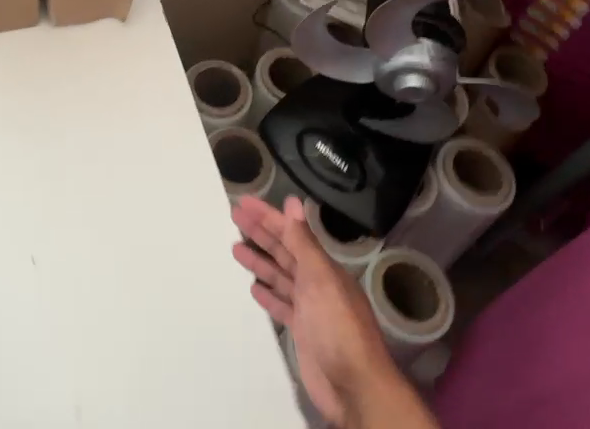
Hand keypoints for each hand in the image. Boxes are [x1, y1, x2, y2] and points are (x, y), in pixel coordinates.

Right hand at [232, 197, 409, 427]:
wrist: (355, 386)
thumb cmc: (338, 329)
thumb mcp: (321, 280)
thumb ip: (305, 243)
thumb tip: (294, 202)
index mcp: (323, 268)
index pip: (291, 234)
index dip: (267, 217)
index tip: (244, 202)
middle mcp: (317, 283)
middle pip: (284, 251)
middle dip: (261, 233)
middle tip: (234, 216)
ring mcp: (310, 308)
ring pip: (280, 276)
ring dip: (260, 261)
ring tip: (235, 248)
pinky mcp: (303, 332)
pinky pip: (282, 305)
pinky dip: (268, 294)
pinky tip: (254, 289)